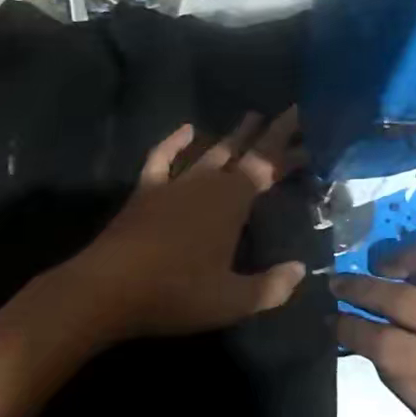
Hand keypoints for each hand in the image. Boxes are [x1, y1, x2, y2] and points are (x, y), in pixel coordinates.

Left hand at [62, 109, 307, 341]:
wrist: (106, 291)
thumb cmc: (175, 294)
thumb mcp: (233, 301)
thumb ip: (272, 287)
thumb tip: (300, 270)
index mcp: (232, 202)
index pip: (268, 166)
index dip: (289, 149)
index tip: (309, 132)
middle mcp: (206, 184)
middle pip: (244, 152)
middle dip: (268, 134)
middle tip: (289, 115)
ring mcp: (173, 185)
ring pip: (210, 152)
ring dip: (232, 136)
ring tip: (251, 117)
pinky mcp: (145, 192)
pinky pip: (162, 158)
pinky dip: (175, 142)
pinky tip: (187, 130)